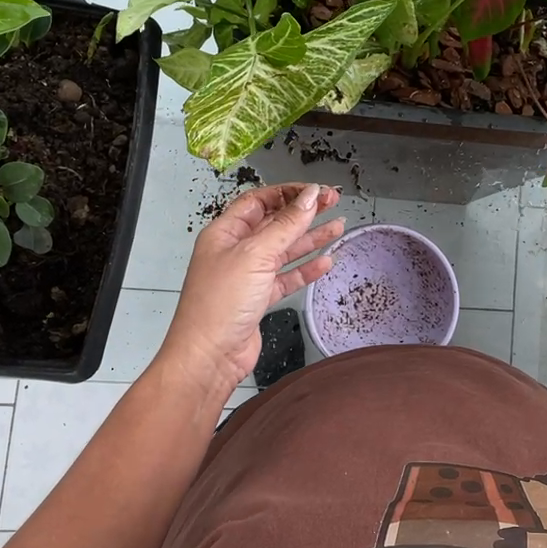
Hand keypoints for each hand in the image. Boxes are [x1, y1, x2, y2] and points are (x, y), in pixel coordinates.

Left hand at [161, 183, 344, 391]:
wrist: (209, 356)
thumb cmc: (218, 305)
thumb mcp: (255, 255)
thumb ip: (286, 225)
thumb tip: (309, 197)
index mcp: (226, 232)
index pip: (260, 200)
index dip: (288, 192)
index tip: (316, 191)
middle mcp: (236, 250)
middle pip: (275, 223)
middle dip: (304, 212)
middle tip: (331, 203)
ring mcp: (248, 275)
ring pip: (284, 249)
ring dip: (310, 238)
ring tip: (337, 227)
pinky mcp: (259, 298)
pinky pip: (287, 277)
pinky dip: (306, 269)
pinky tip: (324, 262)